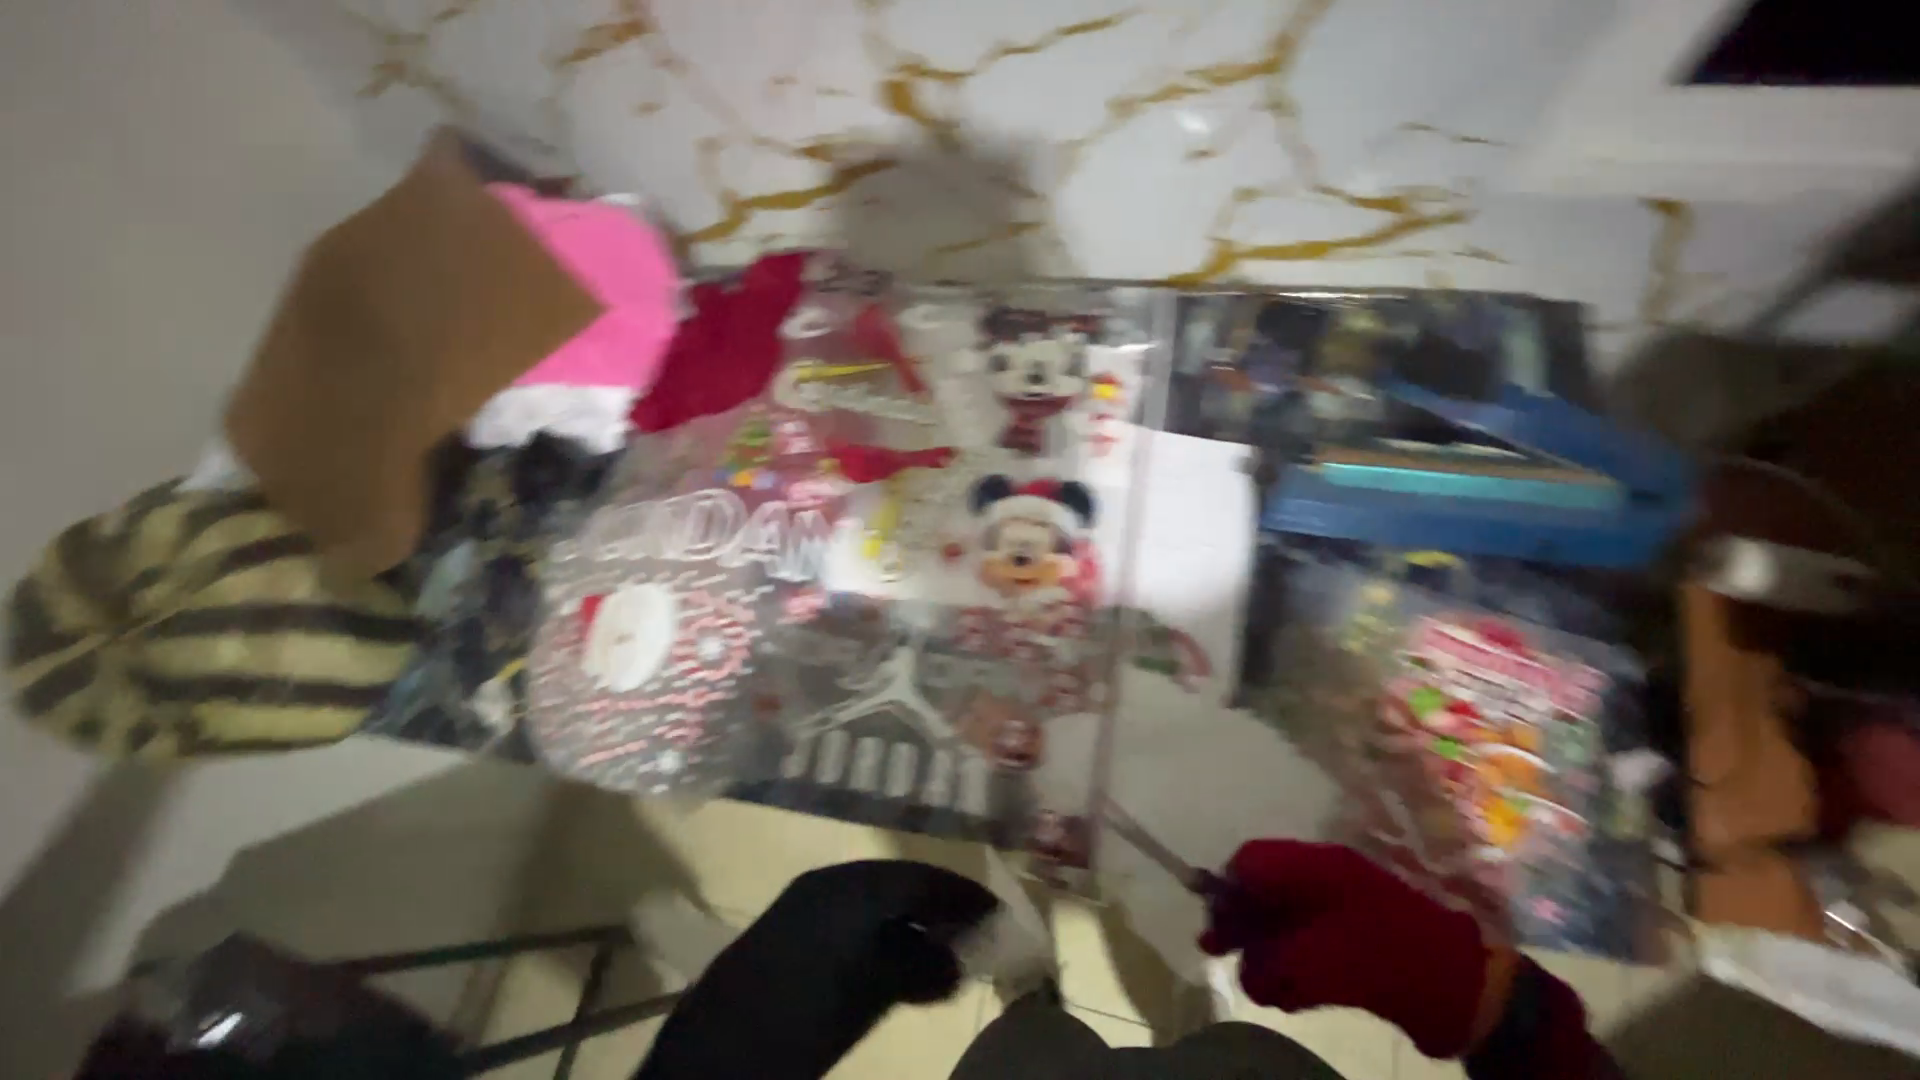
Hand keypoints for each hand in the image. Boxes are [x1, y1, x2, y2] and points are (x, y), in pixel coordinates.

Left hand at [636, 860, 997, 1079]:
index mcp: (849, 887)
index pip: (920, 877)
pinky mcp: (787, 927)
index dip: (962, 895)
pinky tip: (897, 962)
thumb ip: (918, 971)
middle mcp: (827, 882)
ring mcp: (803, 902)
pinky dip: (880, 934)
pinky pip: (849, 916)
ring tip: (945, 951)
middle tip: (975, 930)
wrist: (712, 1056)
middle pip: (898, 883)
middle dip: (938, 905)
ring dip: (910, 921)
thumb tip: (956, 961)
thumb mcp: (869, 996)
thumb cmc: (800, 1020)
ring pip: (873, 900)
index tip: (998, 913)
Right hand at [1199, 841, 1504, 1059]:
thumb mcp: (1322, 964)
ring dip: (1265, 949)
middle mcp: (1325, 879)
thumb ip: (1272, 964)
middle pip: (1264, 888)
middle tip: (1217, 952)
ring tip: (1261, 983)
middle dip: (1240, 920)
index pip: (1252, 860)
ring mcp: (1342, 908)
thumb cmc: (1390, 960)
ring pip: (1283, 919)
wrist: (1470, 991)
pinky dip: (1291, 964)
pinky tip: (1288, 992)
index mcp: (1318, 867)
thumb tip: (1246, 972)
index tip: (1216, 923)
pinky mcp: (1356, 939)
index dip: (1227, 888)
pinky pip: (1308, 943)